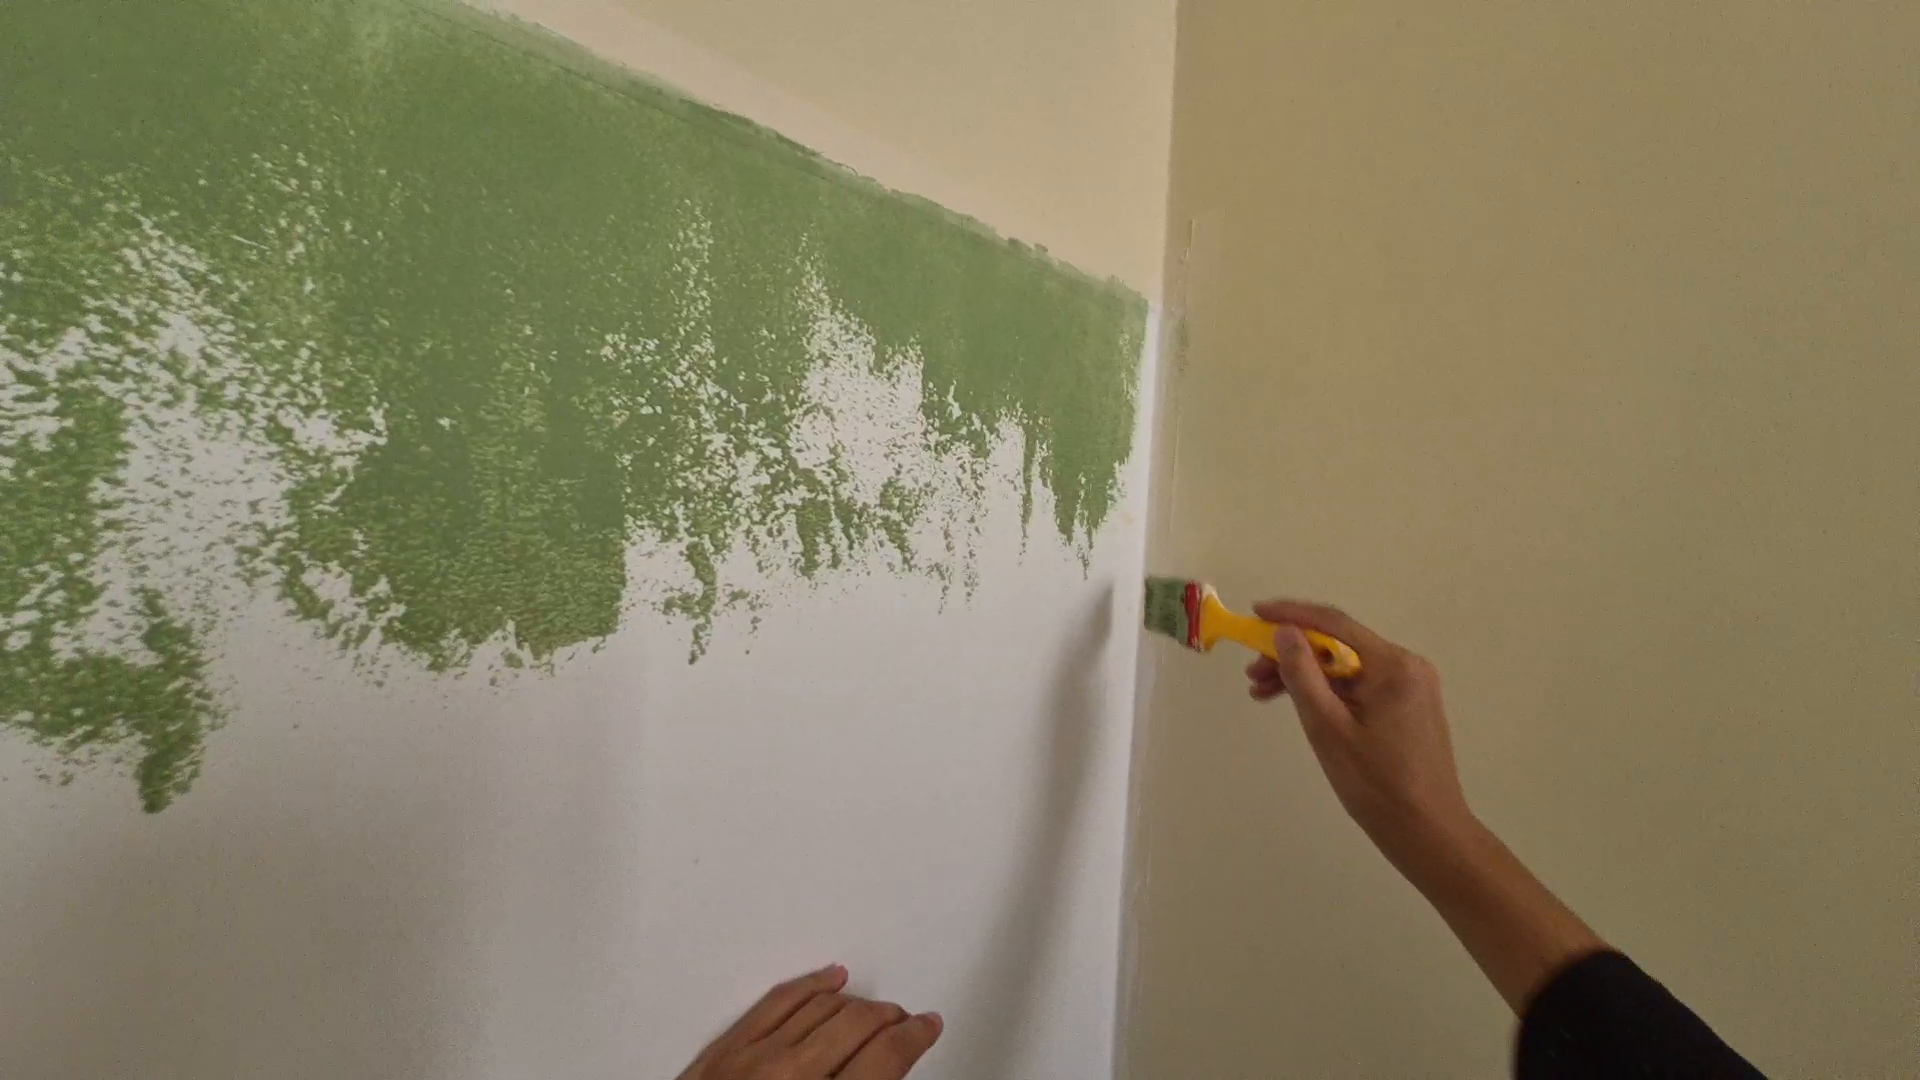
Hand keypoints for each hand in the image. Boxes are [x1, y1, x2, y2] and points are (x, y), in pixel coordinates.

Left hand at [676, 965, 942, 1079]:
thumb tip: (885, 1074)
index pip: (884, 1058)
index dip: (914, 1037)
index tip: (928, 1026)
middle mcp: (788, 1079)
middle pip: (856, 1023)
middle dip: (889, 1017)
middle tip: (904, 1021)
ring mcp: (751, 1061)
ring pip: (821, 1006)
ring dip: (856, 1003)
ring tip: (874, 1007)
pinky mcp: (721, 1053)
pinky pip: (777, 1001)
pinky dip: (809, 985)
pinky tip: (830, 978)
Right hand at [1244, 600, 1475, 866]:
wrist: (1427, 833)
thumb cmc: (1374, 782)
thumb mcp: (1327, 727)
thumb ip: (1303, 674)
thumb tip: (1284, 631)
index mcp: (1393, 666)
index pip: (1333, 624)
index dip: (1290, 615)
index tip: (1254, 613)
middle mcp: (1405, 665)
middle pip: (1336, 644)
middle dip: (1290, 652)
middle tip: (1251, 671)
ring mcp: (1407, 685)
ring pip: (1341, 665)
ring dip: (1301, 673)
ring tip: (1261, 691)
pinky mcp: (1402, 704)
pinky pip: (1353, 683)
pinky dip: (1322, 689)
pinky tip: (1293, 702)